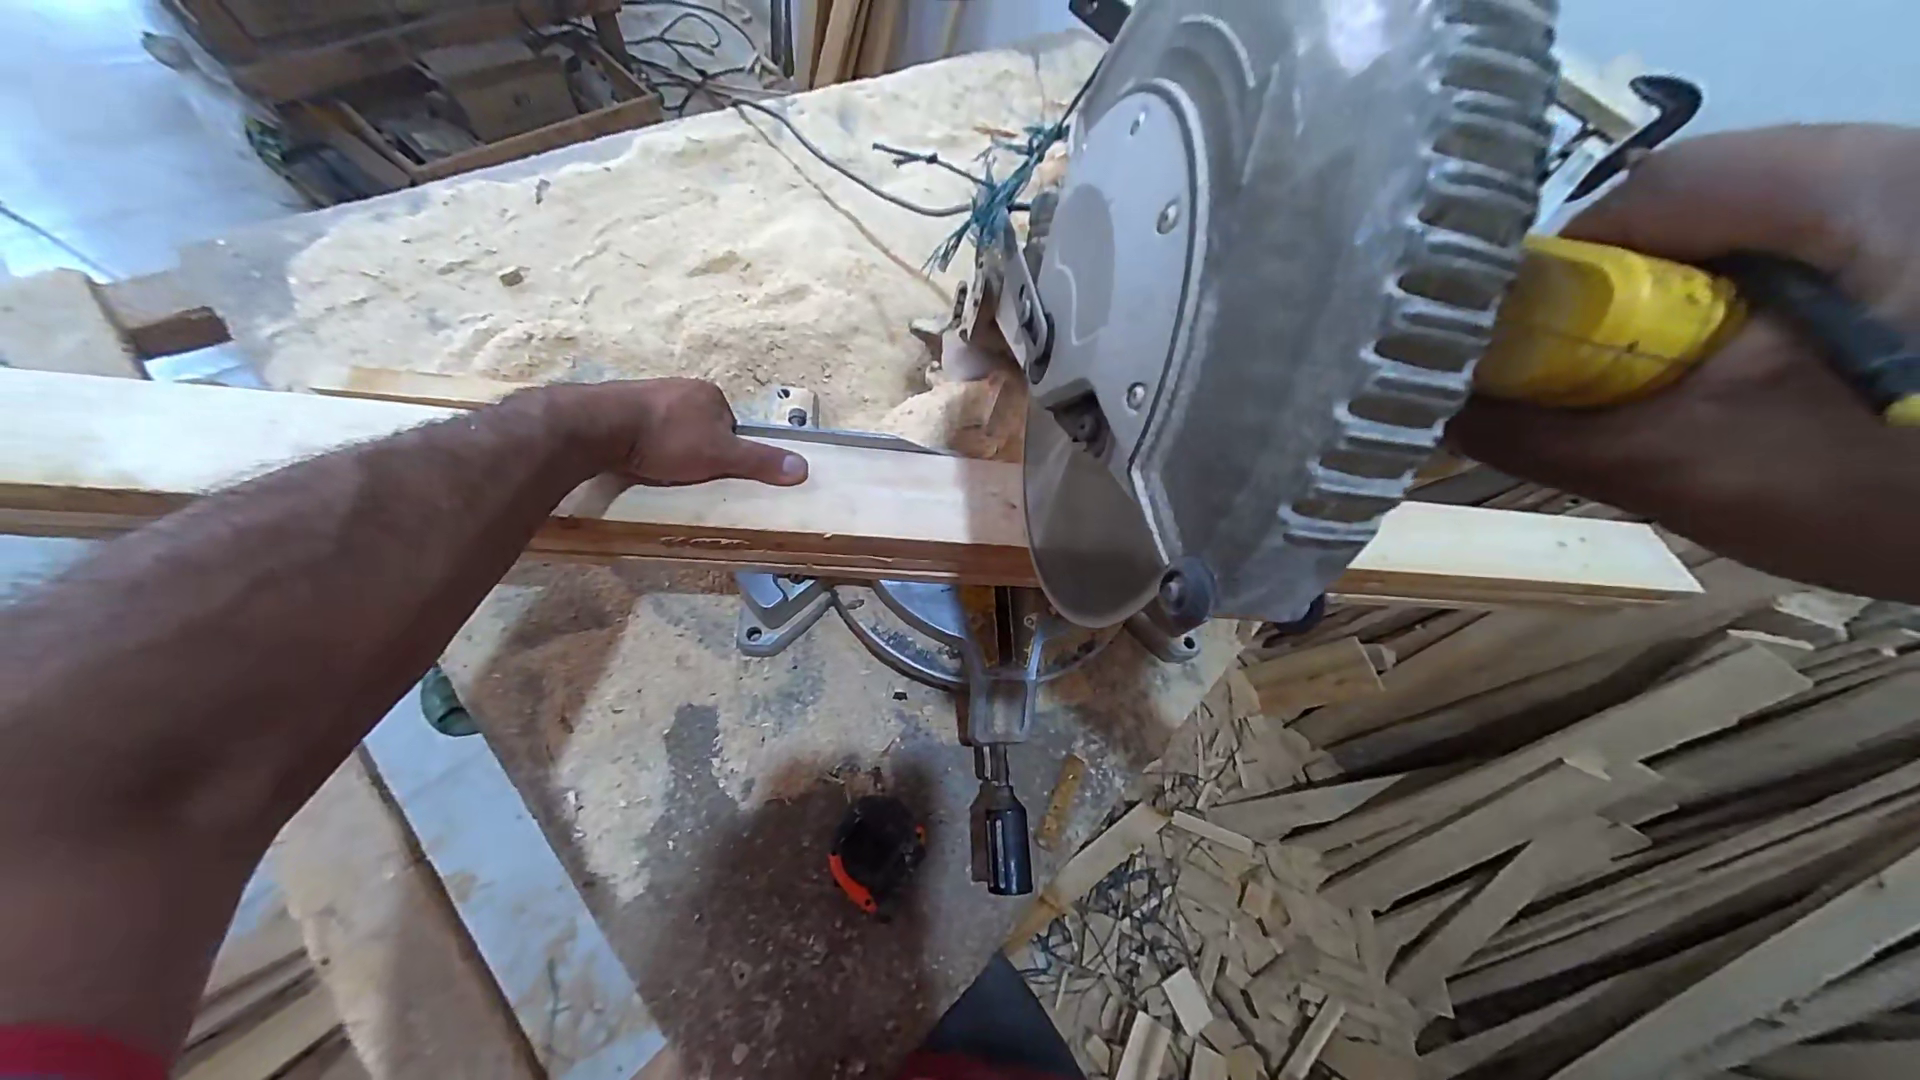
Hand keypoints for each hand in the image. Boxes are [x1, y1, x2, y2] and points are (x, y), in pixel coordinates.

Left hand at [542, 378, 808, 486]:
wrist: (599, 426)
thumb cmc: (668, 439)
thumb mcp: (722, 455)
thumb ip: (760, 461)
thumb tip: (803, 468)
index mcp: (709, 393)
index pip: (729, 426)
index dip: (725, 451)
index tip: (711, 469)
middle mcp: (680, 386)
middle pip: (700, 425)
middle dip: (695, 447)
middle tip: (685, 471)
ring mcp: (647, 392)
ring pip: (670, 426)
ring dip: (667, 445)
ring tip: (658, 466)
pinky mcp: (618, 403)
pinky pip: (642, 426)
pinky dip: (643, 442)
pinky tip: (636, 456)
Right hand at [1448, 124, 1919, 600]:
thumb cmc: (1906, 498)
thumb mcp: (1692, 473)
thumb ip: (1548, 439)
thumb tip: (1446, 418)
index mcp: (1856, 191)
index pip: (1640, 199)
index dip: (1551, 276)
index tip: (1520, 354)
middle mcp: (1887, 163)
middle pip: (1671, 207)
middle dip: (1598, 298)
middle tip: (1579, 378)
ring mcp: (1904, 195)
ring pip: (1712, 229)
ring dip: (1649, 308)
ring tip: (1642, 380)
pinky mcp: (1907, 234)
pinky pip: (1765, 248)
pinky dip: (1708, 307)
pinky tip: (1710, 365)